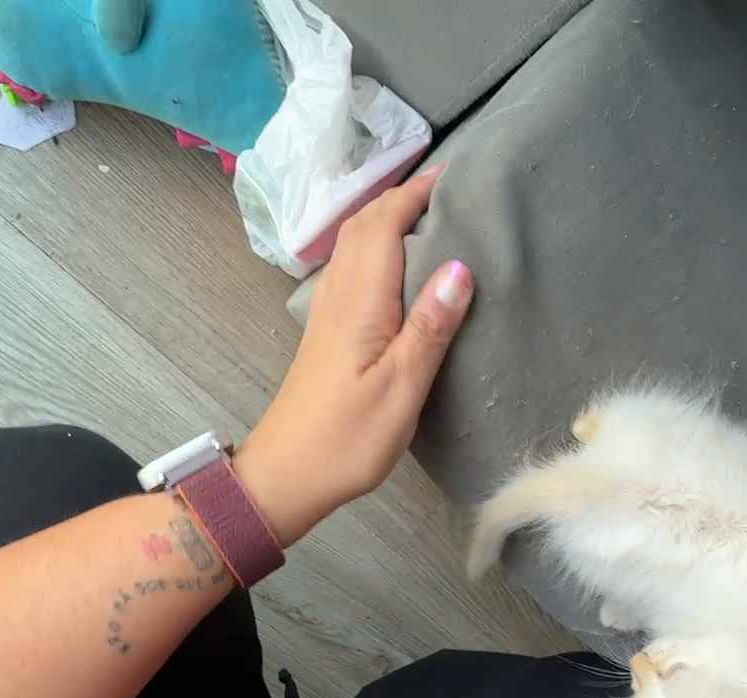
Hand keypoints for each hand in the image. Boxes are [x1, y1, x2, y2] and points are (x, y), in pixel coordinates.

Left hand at [234, 165, 473, 545]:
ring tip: (428, 217)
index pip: (384, 225)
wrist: (287, 474)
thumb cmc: (347, 438)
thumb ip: (430, 328)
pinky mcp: (326, 336)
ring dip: (385, 220)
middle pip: (363, 226)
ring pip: (354, 247)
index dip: (416, 192)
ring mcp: (327, 316)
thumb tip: (459, 266)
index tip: (455, 173)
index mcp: (360, 303)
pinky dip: (375, 251)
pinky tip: (396, 268)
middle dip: (401, 196)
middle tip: (447, 189)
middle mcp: (338, 298)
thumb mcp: (401, 388)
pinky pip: (351, 273)